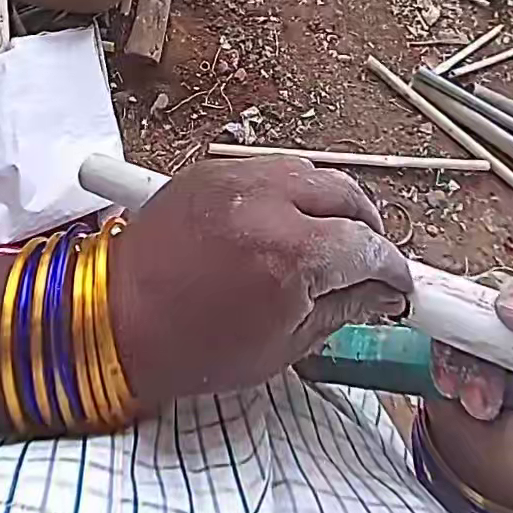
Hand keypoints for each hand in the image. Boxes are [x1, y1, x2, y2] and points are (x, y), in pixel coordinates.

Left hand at [110, 156, 412, 401]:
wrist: (117, 314)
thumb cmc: (192, 344)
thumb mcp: (283, 344)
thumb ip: (342, 308)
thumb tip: (380, 291)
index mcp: (288, 251)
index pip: (367, 246)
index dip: (391, 268)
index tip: (395, 283)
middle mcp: (264, 199)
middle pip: (345, 193)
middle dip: (367, 225)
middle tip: (368, 257)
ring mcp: (233, 176)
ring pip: (309, 171)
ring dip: (330, 202)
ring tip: (329, 238)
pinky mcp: (208, 169)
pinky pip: (268, 168)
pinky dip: (290, 190)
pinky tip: (286, 219)